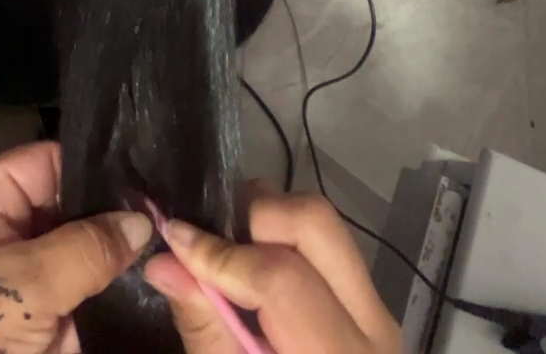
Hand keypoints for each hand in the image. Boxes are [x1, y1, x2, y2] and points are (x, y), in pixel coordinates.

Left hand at [0, 142, 153, 353]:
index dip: (95, 164)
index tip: (148, 171)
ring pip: (85, 254)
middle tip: (171, 208)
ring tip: (173, 241)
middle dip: (117, 212)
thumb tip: (143, 219)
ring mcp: (27, 278)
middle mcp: (9, 231)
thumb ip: (85, 248)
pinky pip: (86, 296)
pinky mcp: (44, 320)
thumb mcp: (22, 283)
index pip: (48, 162)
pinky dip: (116, 296)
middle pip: (71, 208)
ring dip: (122, 257)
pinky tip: (159, 281)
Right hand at [144, 188, 400, 353]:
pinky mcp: (372, 310)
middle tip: (205, 237)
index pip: (282, 277)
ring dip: (264, 221)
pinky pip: (326, 249)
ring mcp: (382, 316)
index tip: (171, 239)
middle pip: (315, 225)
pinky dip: (280, 240)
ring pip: (323, 226)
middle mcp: (376, 331)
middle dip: (250, 215)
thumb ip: (205, 331)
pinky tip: (250, 271)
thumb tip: (163, 260)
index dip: (219, 253)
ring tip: (224, 251)